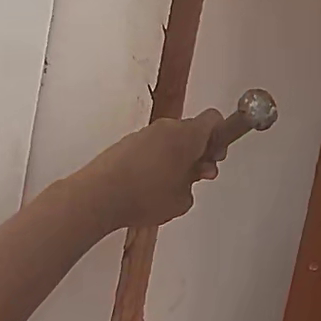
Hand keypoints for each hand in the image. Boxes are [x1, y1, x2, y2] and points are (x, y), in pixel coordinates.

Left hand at [72, 110, 224, 229]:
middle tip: (198, 176)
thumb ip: (192, 184)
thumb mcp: (183, 199)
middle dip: (199, 153)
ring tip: (171, 187)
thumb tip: (186, 181)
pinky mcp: (127, 143)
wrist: (99, 196)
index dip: (221, 138)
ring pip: (170, 140)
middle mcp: (166, 128)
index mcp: (187, 135)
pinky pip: (151, 148)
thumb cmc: (145, 195)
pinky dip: (157, 161)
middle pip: (192, 131)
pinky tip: (150, 186)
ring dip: (177, 158)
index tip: (216, 157)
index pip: (214, 120)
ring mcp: (144, 134)